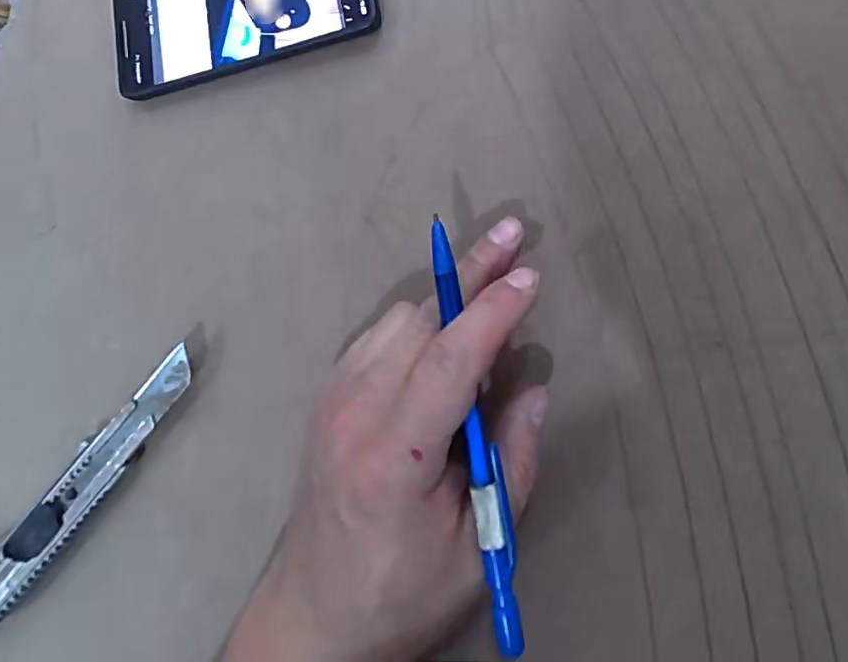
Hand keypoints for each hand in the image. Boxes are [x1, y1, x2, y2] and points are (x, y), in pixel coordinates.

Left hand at [223, 217, 548, 661]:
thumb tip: (533, 387)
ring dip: (446, 297)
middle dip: (471, 274)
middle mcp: (355, 410)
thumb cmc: (403, 591)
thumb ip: (512, 463)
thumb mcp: (477, 550)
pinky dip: (418, 320)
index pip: (450, 360)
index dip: (493, 311)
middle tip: (510, 235)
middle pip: (420, 320)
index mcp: (394, 456)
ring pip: (398, 318)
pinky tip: (444, 329)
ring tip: (490, 287)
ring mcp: (334, 398)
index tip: (529, 275)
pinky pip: (378, 335)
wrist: (314, 612)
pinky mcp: (327, 395)